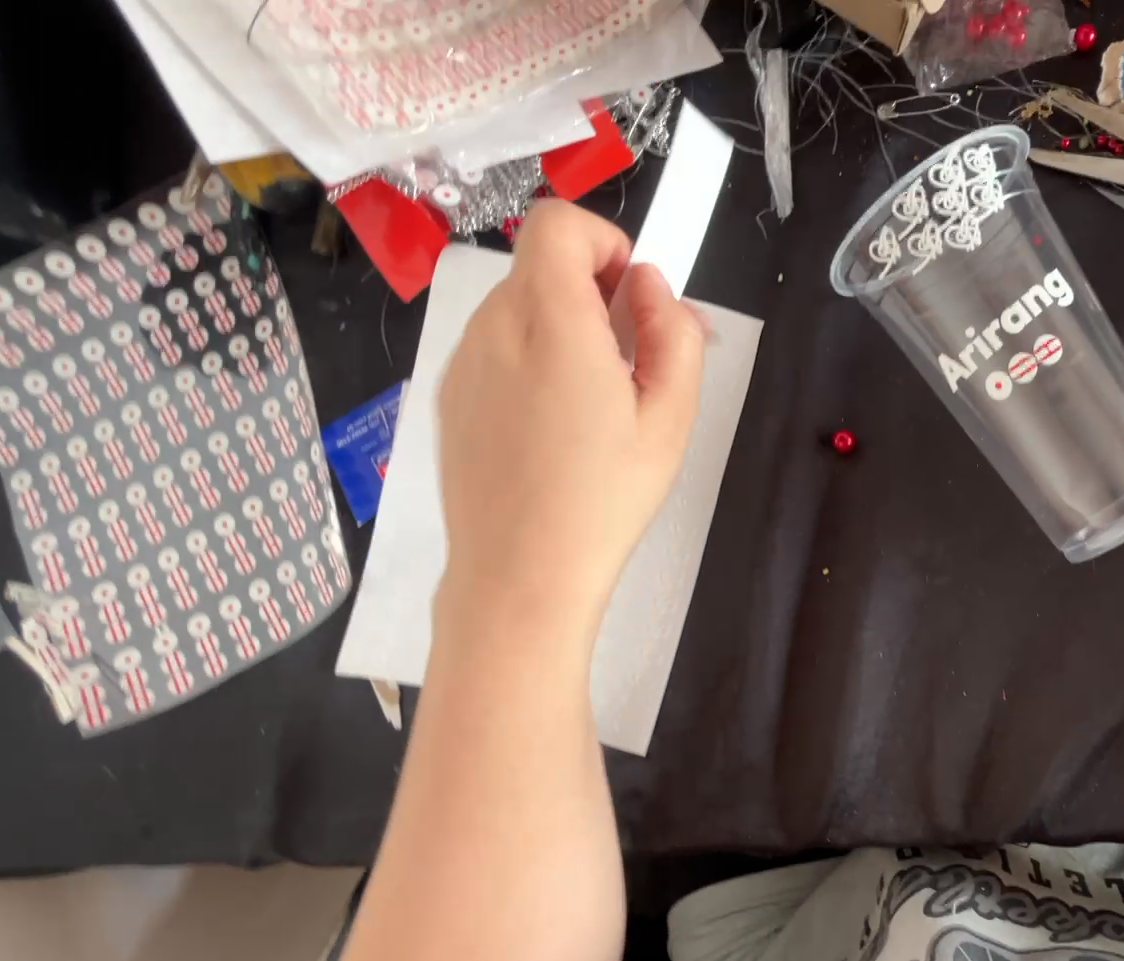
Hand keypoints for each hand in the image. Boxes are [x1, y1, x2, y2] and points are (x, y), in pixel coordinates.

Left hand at [436, 199, 702, 630]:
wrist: (521, 574)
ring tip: (594, 403)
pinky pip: (495, 346)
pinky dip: (530, 358)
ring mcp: (462, 362)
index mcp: (552, 324)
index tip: (632, 297)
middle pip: (541, 265)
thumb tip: (651, 287)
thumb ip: (673, 334)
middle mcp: (493, 327)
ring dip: (563, 326)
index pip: (558, 223)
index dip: (604, 241)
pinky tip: (553, 426)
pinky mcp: (449, 395)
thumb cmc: (606, 498)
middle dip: (593, 292)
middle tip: (630, 363)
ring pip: (517, 306)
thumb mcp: (671, 418)